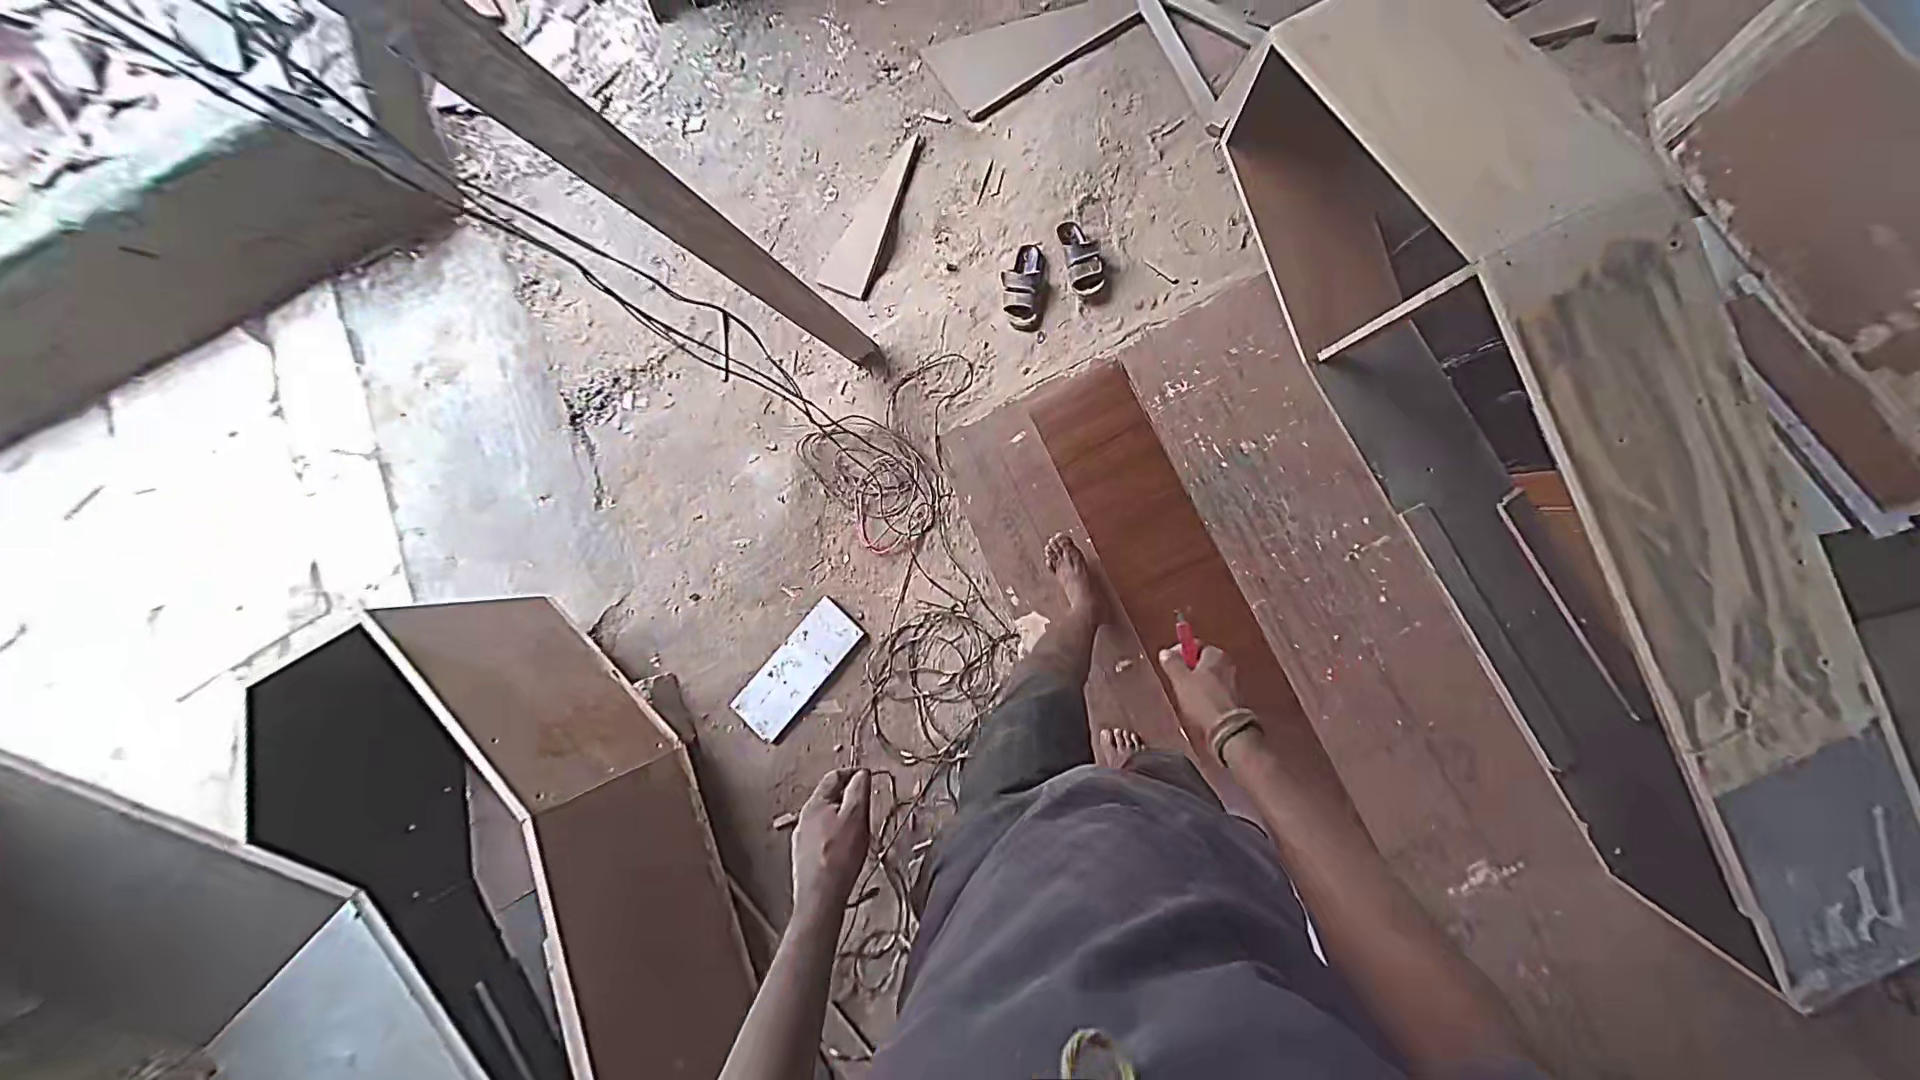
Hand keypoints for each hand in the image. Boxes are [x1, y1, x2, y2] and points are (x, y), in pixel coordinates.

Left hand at [791, 768, 870, 920]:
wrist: (820, 898)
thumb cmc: (839, 857)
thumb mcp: (856, 816)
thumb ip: (858, 790)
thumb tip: (861, 774)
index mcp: (814, 804)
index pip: (834, 776)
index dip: (853, 774)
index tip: (867, 778)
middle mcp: (804, 818)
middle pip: (829, 797)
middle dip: (848, 797)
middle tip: (866, 804)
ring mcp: (802, 838)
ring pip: (826, 817)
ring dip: (842, 817)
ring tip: (859, 828)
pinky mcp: (805, 856)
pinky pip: (823, 836)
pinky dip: (836, 835)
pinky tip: (845, 849)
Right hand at [1157, 644, 1242, 745]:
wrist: (1225, 729)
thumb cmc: (1202, 699)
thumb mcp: (1179, 678)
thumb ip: (1171, 662)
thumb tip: (1166, 653)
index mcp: (1216, 655)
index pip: (1194, 644)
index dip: (1180, 652)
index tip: (1169, 662)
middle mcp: (1227, 664)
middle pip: (1200, 661)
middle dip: (1187, 669)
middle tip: (1175, 680)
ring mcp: (1232, 682)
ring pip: (1206, 677)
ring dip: (1194, 683)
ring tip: (1184, 696)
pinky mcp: (1232, 698)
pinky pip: (1213, 691)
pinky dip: (1204, 695)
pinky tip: (1196, 706)